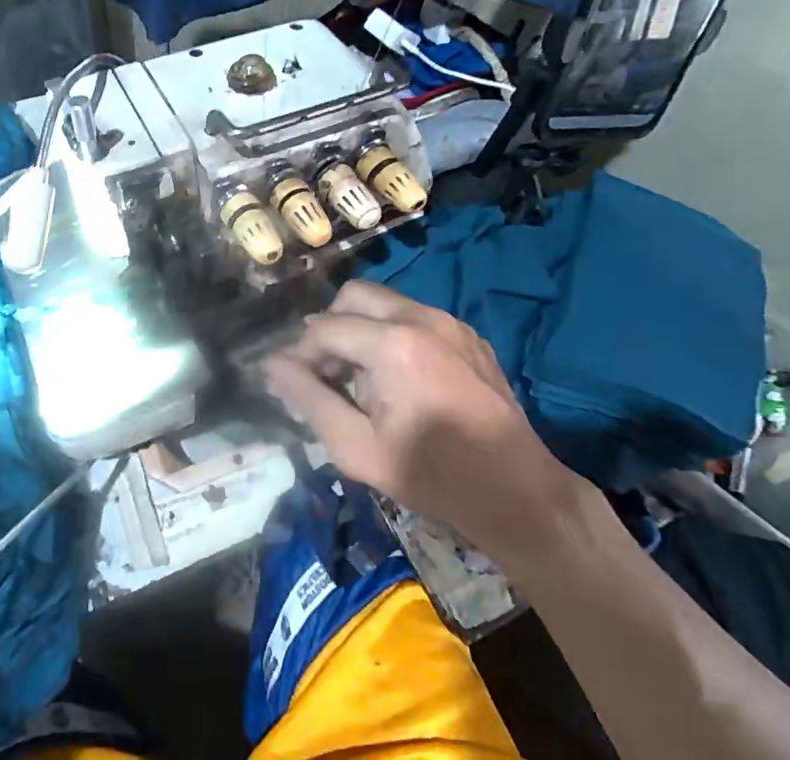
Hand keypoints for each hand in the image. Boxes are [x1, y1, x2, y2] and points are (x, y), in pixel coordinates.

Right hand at [263, 280, 585, 562]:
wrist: (518, 492)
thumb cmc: (431, 475)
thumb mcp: (356, 448)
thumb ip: (308, 399)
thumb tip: (272, 365)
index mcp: (393, 344)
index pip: (323, 329)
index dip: (300, 357)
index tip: (299, 389)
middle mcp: (422, 317)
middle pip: (352, 297)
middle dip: (329, 329)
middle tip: (327, 375)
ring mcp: (450, 323)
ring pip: (383, 303)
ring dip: (359, 330)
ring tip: (361, 380)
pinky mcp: (468, 336)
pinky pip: (414, 317)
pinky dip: (391, 335)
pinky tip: (397, 380)